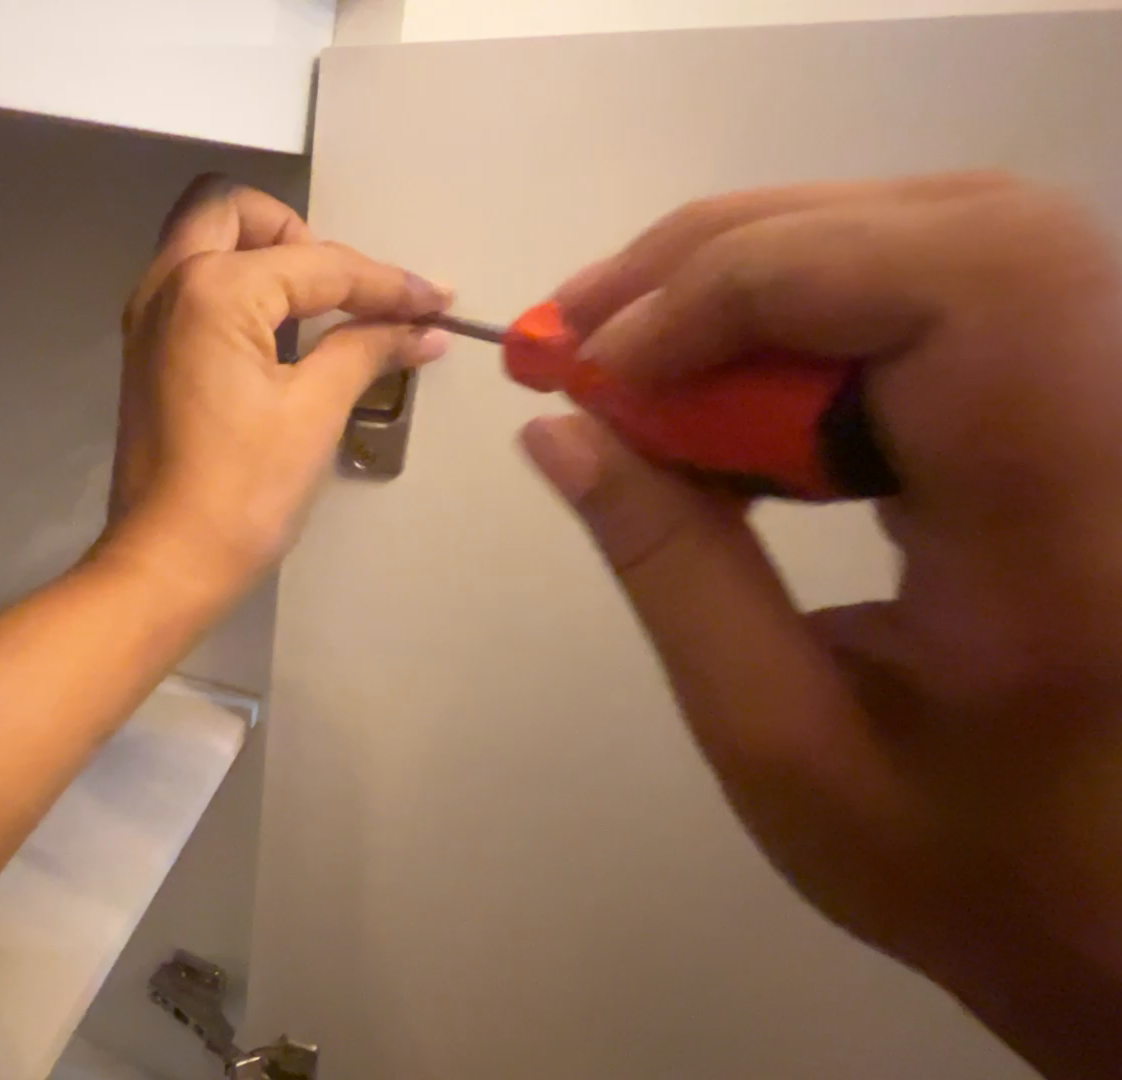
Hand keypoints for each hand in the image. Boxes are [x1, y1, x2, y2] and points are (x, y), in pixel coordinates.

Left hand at [99, 175, 452, 595]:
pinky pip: (187, 286)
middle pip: (230, 210)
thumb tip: (420, 327)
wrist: (167, 561)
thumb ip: (366, 349)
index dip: (384, 283)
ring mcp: (145, 320)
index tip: (433, 300)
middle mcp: (167, 286)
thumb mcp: (315, 412)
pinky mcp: (144, 353)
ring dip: (257, 252)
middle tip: (338, 288)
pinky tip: (275, 336)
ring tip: (312, 309)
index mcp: (211, 290)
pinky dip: (231, 287)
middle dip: (295, 233)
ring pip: (199, 241)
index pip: (317, 265)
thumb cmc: (242, 492)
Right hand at [522, 173, 1121, 1076]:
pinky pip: (922, 303)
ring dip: (740, 281)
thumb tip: (556, 431)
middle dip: (719, 260)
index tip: (602, 367)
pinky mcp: (1080, 407)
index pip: (956, 283)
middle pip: (941, 225)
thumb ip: (666, 563)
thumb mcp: (771, 731)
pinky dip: (783, 322)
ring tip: (616, 358)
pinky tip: (705, 393)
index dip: (748, 283)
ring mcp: (1119, 403)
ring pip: (925, 240)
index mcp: (1079, 522)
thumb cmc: (962, 859)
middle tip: (576, 335)